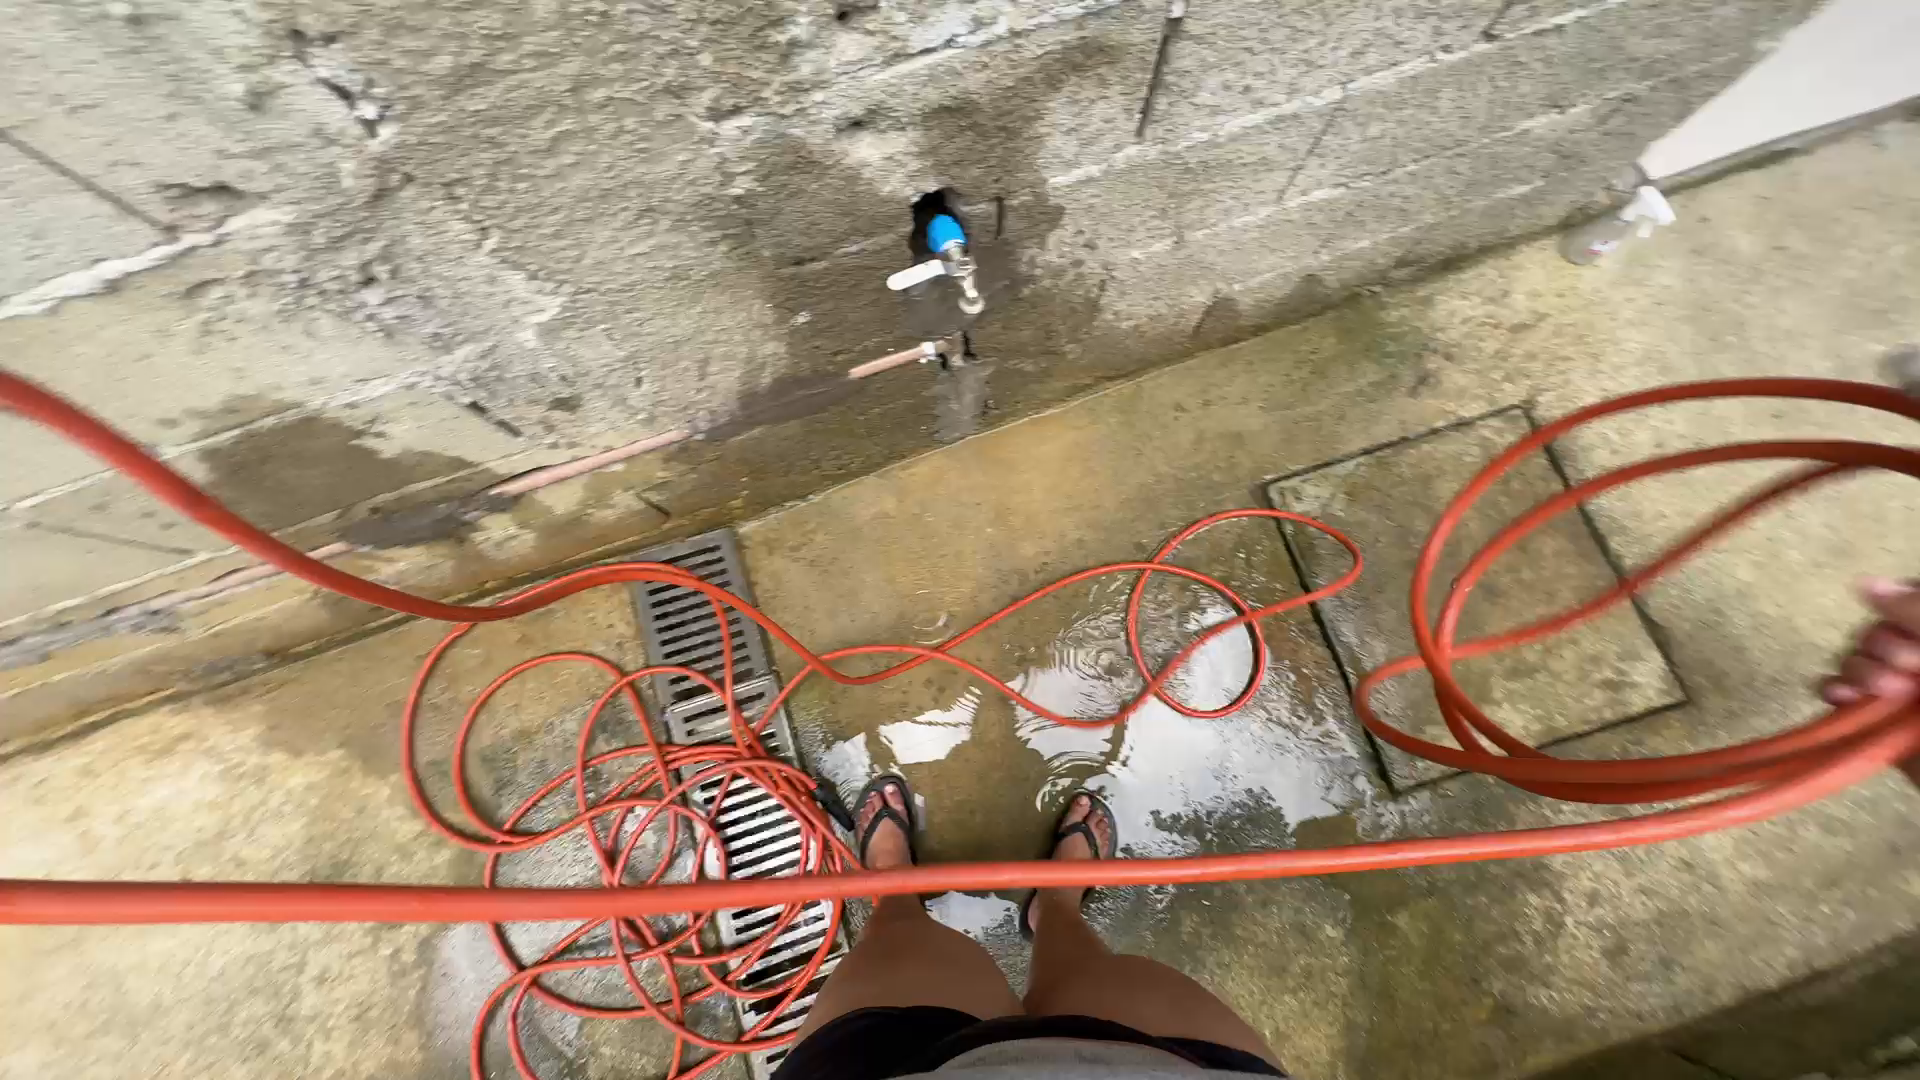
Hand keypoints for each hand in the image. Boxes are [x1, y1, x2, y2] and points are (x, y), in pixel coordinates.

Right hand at [1821, 577, 1919, 783]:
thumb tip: (1866, 585)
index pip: (1919, 596)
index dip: (1905, 601)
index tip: (1908, 621)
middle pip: (1886, 625)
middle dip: (1883, 641)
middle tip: (1907, 665)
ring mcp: (1915, 691)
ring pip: (1858, 657)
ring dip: (1858, 668)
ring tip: (1881, 689)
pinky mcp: (1885, 719)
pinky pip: (1839, 692)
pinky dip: (1832, 690)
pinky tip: (1843, 698)